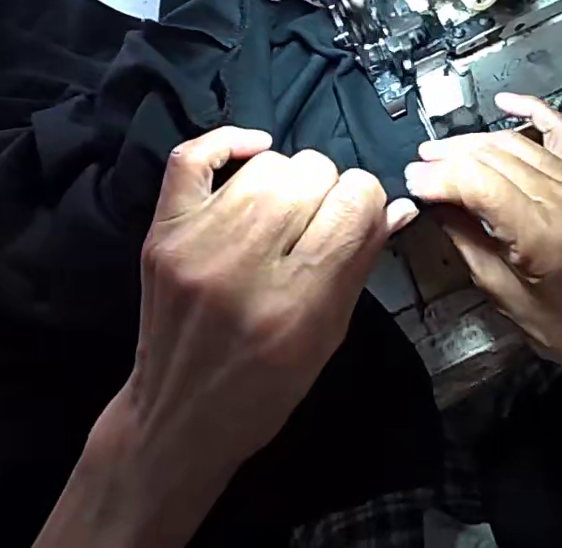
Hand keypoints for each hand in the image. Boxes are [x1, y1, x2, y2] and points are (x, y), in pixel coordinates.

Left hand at [41, 128, 418, 547]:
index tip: (358, 212)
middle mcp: (244, 268)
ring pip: (266, 164)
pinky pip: (192, 155)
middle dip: (328, 187)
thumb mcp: (329, 336)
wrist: (179, 419)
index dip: (367, 198)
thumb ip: (361, 262)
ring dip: (287, 176)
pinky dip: (229, 142)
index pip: (354, 203)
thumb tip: (399, 205)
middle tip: (318, 216)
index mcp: (297, 304)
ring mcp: (195, 245)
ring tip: (284, 205)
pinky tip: (256, 151)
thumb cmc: (266, 388)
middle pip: (311, 173)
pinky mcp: (162, 232)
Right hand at [404, 93, 561, 376]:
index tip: (412, 180)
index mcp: (543, 235)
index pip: (479, 183)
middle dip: (448, 159)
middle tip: (419, 168)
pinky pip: (557, 131)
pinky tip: (505, 101)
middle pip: (492, 157)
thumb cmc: (556, 322)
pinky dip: (532, 110)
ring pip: (512, 143)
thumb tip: (430, 197)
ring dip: (471, 142)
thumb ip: (461, 234)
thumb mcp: (495, 286)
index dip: (439, 177)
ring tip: (439, 151)